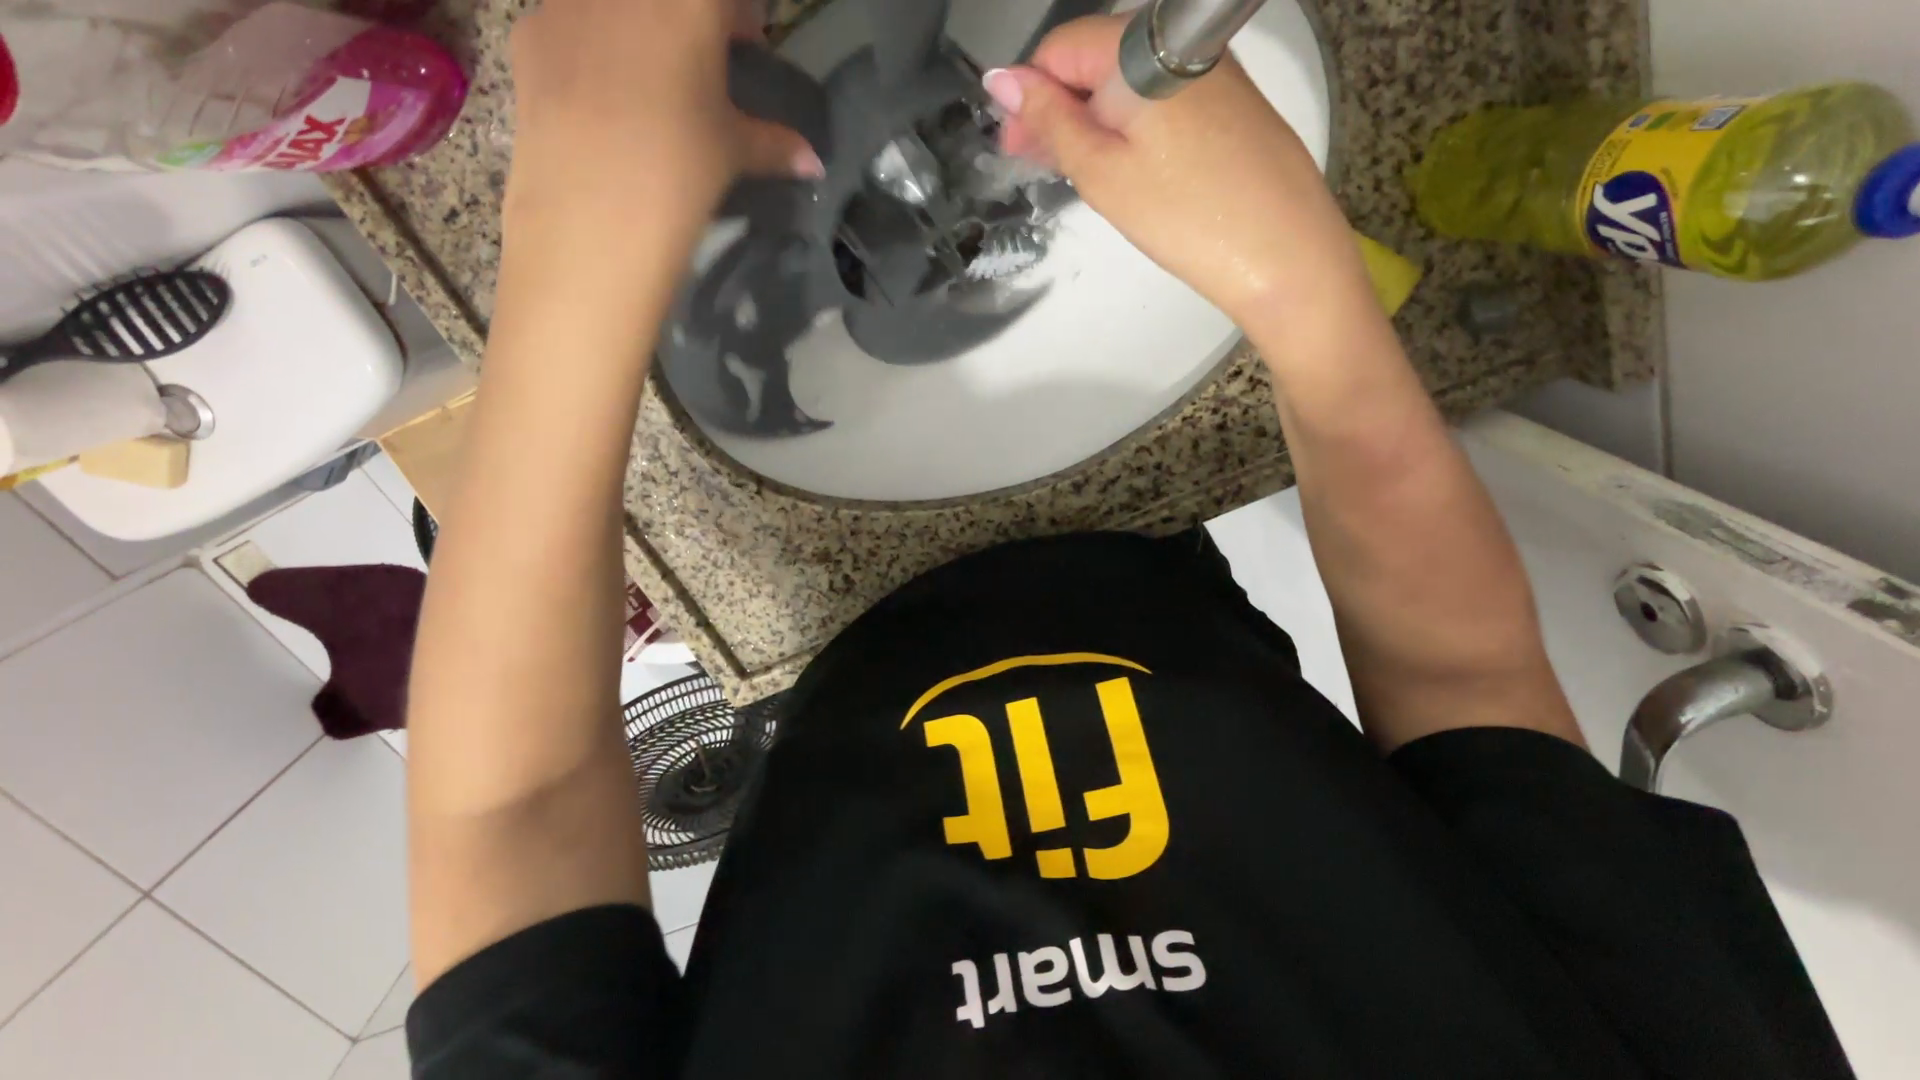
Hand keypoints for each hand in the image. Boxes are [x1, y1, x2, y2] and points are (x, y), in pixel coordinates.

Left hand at [504, 0, 822, 243]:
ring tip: (647, 74)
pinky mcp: (529, 32)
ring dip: (637, 23)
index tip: (745, 45)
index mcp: (688, 2)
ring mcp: (568, 1)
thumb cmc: (680, 167)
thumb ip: (775, 143)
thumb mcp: (733, 152)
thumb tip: (813, 162)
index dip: (738, 15)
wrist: (590, 207)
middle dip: (686, 15)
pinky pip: (570, 18)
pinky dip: (591, 39)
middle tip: (698, 59)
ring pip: (614, 4)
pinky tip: (600, 91)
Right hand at [986, 16, 1362, 324]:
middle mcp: (1182, 46)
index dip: (1028, 96)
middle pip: (1096, 62)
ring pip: (1130, 86)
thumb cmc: (1194, 217)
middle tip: (1042, 167)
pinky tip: (1130, 173)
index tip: (1014, 144)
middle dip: (1062, 110)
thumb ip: (1050, 120)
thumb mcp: (1100, 171)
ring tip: (1086, 179)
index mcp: (1144, 49)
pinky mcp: (1232, 105)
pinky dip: (1135, 131)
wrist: (1285, 254)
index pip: (1060, 47)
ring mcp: (1214, 73)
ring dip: (1097, 124)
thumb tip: (1004, 82)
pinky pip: (1165, 104)